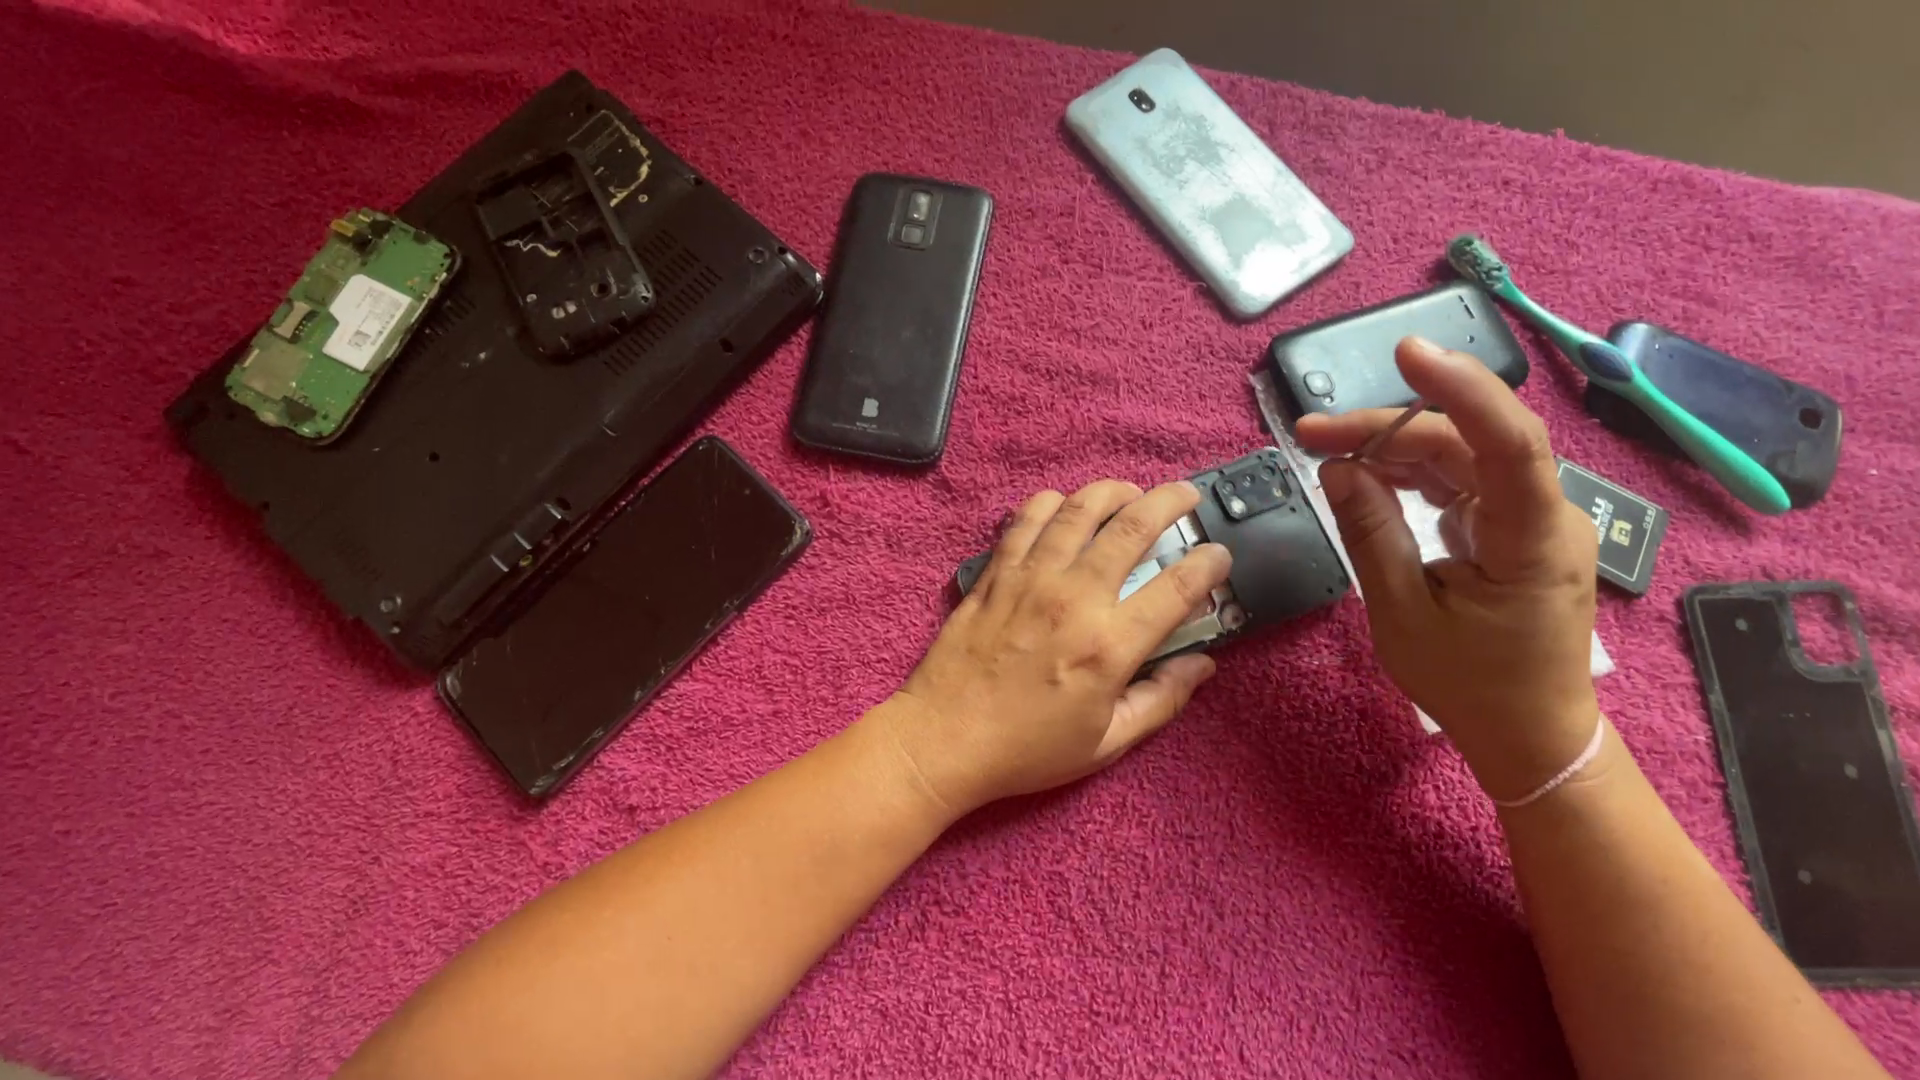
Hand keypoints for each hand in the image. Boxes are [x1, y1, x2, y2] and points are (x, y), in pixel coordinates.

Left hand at [874, 480, 1232, 816]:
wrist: (943, 740)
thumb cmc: (1026, 750)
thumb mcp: (1105, 743)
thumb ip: (1160, 701)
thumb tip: (1202, 665)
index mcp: (1110, 646)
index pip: (1177, 587)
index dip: (1209, 563)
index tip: (1218, 554)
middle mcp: (1074, 598)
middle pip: (1133, 527)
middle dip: (1170, 502)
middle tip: (1186, 497)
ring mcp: (1030, 578)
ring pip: (1079, 509)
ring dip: (1113, 491)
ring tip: (1131, 492)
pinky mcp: (995, 573)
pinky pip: (1026, 519)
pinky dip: (1051, 503)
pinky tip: (1064, 505)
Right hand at [1294, 337, 1601, 799]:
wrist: (1529, 731)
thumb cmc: (1471, 684)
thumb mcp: (1402, 616)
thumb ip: (1371, 536)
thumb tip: (1339, 470)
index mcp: (1530, 543)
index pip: (1509, 445)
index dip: (1462, 390)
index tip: (1407, 354)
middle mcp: (1542, 516)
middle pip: (1466, 443)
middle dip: (1387, 429)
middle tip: (1310, 434)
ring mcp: (1527, 519)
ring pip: (1458, 456)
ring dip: (1391, 448)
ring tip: (1324, 450)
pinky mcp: (1508, 528)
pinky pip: (1457, 482)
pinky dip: (1407, 473)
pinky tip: (1363, 473)